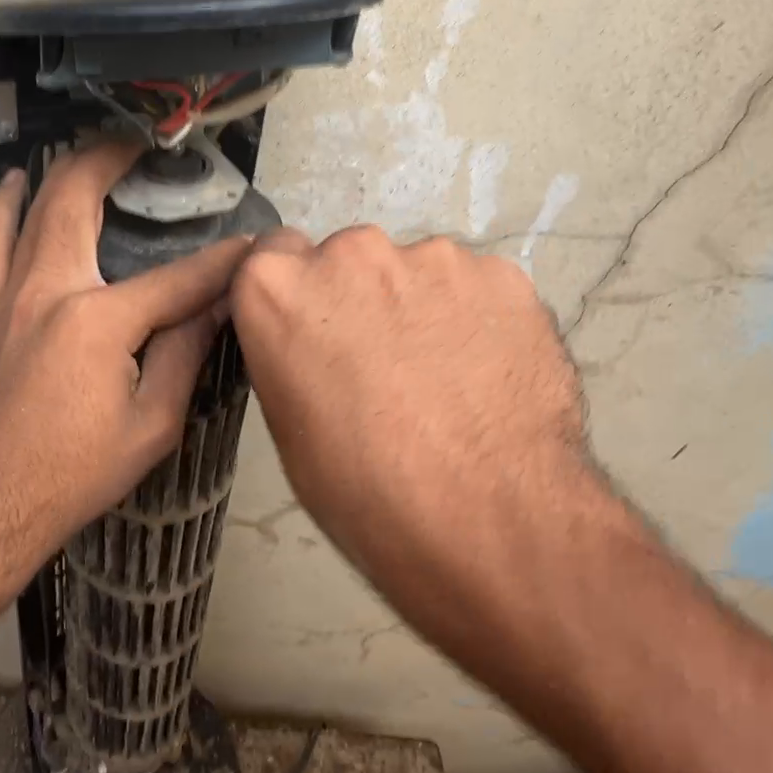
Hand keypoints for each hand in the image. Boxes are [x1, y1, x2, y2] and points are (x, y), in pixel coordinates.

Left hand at [0, 141, 252, 581]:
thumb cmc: (76, 472)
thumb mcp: (152, 424)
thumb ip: (184, 354)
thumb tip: (217, 305)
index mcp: (98, 320)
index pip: (178, 278)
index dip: (224, 262)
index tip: (257, 242)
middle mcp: (49, 289)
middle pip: (78, 197)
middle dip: (114, 157)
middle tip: (147, 140)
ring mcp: (12, 294)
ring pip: (32, 207)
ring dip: (63, 168)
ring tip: (93, 146)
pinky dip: (4, 206)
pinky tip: (12, 184)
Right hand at [230, 227, 589, 555]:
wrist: (485, 519)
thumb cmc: (360, 487)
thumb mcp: (288, 422)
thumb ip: (290, 354)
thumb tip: (316, 346)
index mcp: (277, 288)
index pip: (270, 258)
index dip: (293, 298)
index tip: (312, 335)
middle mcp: (349, 253)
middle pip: (345, 261)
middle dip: (357, 300)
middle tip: (381, 367)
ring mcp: (432, 258)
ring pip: (414, 273)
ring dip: (418, 308)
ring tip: (444, 380)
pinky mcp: (502, 276)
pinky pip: (475, 289)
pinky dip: (475, 321)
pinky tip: (486, 377)